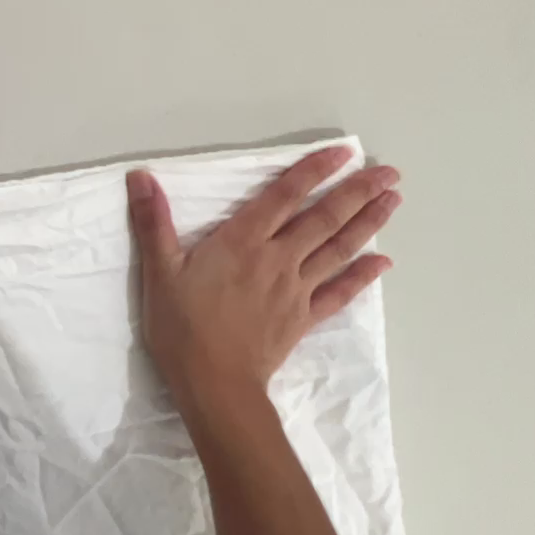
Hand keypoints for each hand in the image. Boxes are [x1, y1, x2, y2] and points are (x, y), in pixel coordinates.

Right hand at [126, 146, 399, 420]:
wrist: (214, 382)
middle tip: (389, 171)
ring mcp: (295, 289)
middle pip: (322, 220)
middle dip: (356, 193)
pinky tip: (382, 262)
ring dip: (368, 223)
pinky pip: (339, 293)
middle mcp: (276, 259)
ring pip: (338, 249)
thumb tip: (140, 177)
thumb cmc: (181, 325)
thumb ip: (153, 222)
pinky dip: (362, 276)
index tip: (341, 152)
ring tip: (394, 200)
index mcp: (241, 243)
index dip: (311, 172)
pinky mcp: (302, 317)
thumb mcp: (158, 271)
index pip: (282, 197)